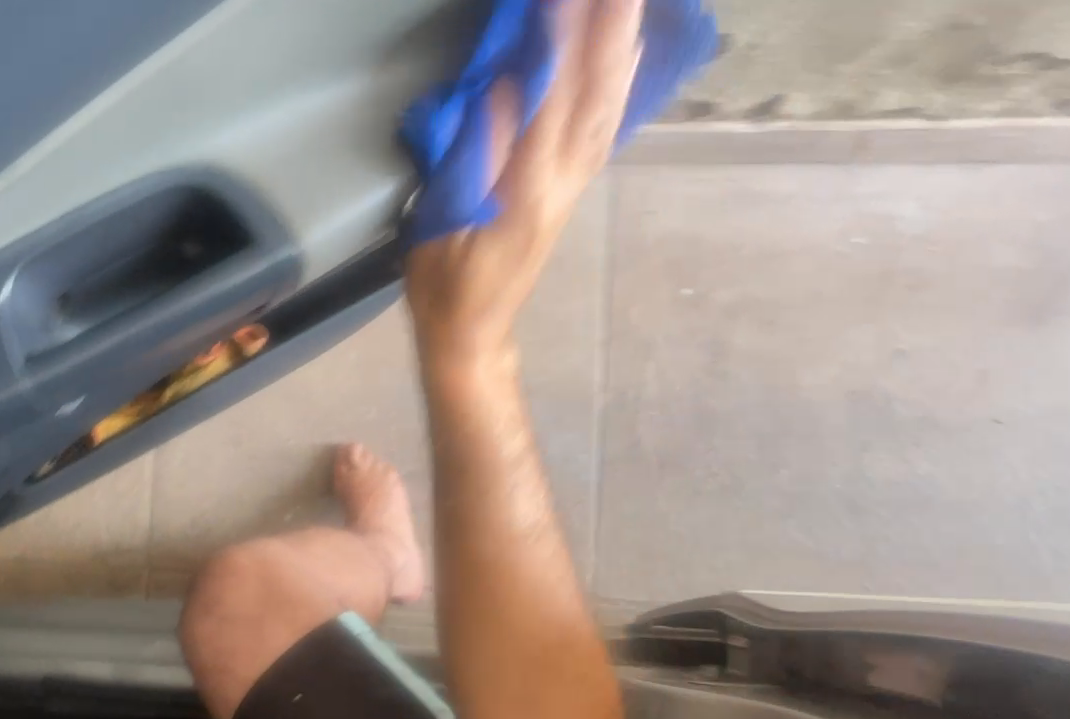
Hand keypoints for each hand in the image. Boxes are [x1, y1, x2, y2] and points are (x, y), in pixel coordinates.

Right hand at [406, 0, 643, 361]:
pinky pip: (603, 129)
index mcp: (526, 194)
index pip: (550, 100)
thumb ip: (472, 162)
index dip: (560, 38)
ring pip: (608, 106)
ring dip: (622, 43)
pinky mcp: (570, 194)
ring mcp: (572, 189)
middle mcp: (563, 184)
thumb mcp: (441, 231)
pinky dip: (619, 83)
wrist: (472, 336)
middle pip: (595, 93)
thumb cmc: (444, 291)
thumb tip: (500, 90)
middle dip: (609, 26)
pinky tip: (628, 52)